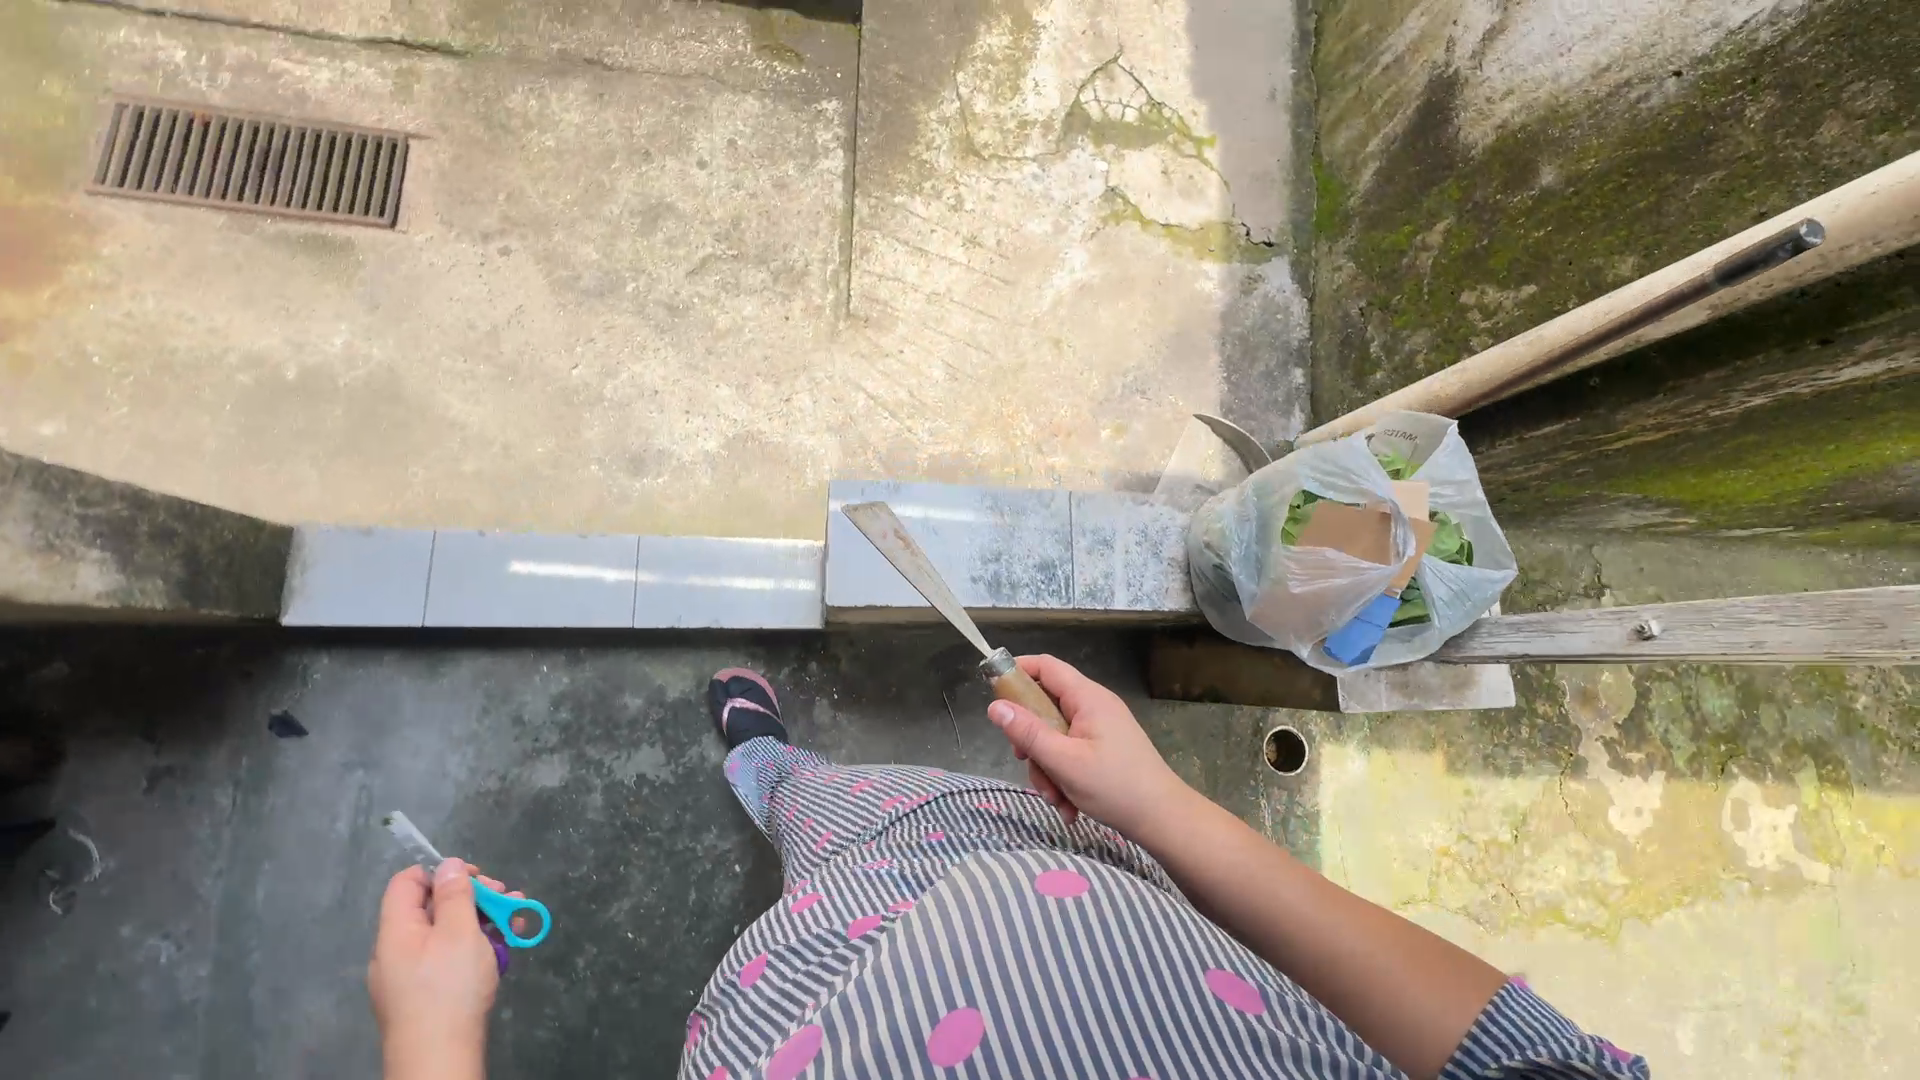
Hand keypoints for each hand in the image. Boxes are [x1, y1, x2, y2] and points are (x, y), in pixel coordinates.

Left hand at [368, 858, 519, 1079]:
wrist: (439, 1057)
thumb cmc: (450, 987)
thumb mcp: (460, 931)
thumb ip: (455, 895)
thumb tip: (449, 864)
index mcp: (396, 932)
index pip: (407, 882)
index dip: (442, 872)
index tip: (477, 879)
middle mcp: (396, 950)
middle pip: (432, 906)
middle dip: (473, 897)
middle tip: (505, 899)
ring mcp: (409, 974)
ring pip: (446, 931)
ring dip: (482, 920)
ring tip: (514, 923)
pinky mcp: (424, 993)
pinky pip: (447, 957)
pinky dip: (474, 947)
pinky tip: (501, 949)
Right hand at [987, 654, 1189, 835]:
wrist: (1164, 820)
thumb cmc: (1115, 786)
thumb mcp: (1063, 762)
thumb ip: (1027, 733)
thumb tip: (994, 707)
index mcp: (1087, 697)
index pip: (1046, 666)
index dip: (1017, 671)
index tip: (993, 691)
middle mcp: (1093, 706)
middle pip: (1045, 707)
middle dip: (1031, 740)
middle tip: (1024, 761)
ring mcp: (1100, 729)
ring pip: (1054, 737)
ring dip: (1047, 768)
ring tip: (1055, 798)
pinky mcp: (1103, 750)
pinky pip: (1070, 754)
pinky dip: (1063, 777)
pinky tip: (1069, 806)